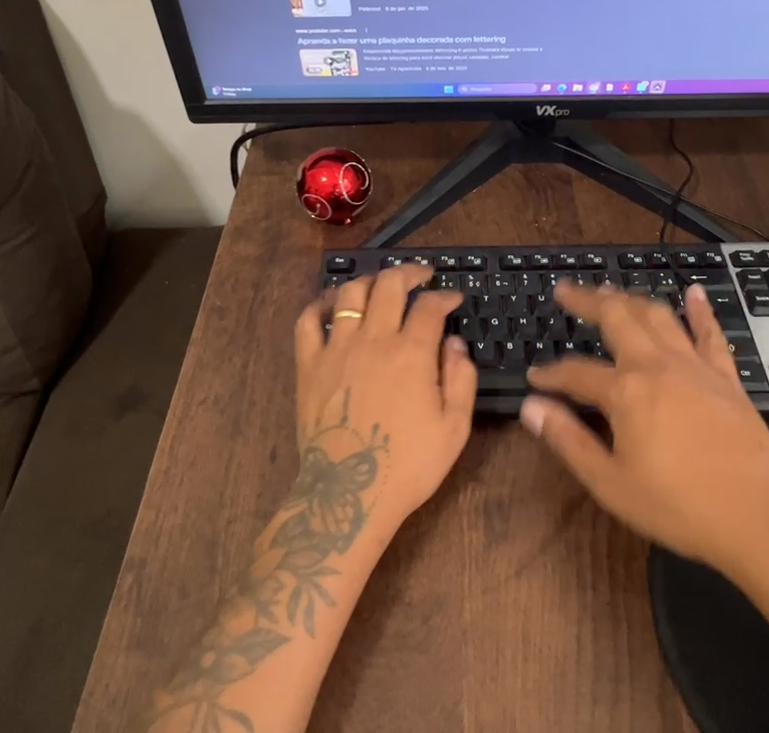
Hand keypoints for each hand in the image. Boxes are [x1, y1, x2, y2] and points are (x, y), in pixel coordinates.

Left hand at [293, 264, 476, 531]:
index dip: (445, 296)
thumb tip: (455, 344)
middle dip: (409, 274)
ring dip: (370, 282)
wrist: (349, 494)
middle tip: (422, 277)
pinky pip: (308, 320)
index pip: (429, 306)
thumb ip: (460, 379)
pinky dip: (322, 304)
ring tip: (382, 287)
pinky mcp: (308, 365)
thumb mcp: (454, 428)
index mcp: (411, 354)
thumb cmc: (408, 465)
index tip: (453, 299)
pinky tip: (333, 304)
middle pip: (389, 285)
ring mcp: (336, 349)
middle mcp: (373, 340)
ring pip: (351, 293)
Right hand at [519, 282, 768, 575]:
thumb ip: (569, 441)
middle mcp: (658, 367)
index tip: (534, 377)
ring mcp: (696, 367)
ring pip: (659, 316)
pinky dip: (701, 309)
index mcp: (626, 393)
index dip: (551, 374)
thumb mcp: (610, 483)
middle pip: (617, 318)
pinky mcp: (726, 378)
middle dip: (587, 301)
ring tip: (611, 290)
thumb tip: (532, 408)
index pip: (576, 373)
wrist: (757, 516)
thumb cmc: (678, 506)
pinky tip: (694, 292)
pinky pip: (711, 333)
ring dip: (631, 298)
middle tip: (566, 291)